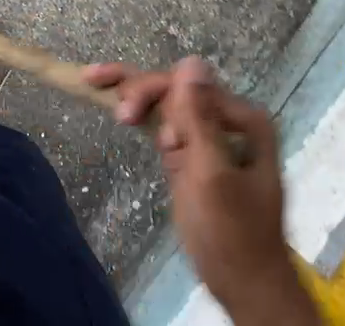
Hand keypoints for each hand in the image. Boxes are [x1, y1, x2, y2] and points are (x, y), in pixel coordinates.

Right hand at [86, 58, 318, 325]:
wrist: (244, 283)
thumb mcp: (212, 172)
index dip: (151, 91)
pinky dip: (141, 116)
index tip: (121, 114)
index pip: (186, 86)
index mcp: (243, 119)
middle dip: (138, 93)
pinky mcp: (192, 153)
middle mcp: (228, 119)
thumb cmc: (232, 232)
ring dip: (134, 100)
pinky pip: (163, 123)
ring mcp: (210, 136)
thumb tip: (191, 61)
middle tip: (106, 103)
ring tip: (101, 95)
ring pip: (164, 103)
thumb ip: (200, 117)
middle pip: (173, 89)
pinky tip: (119, 109)